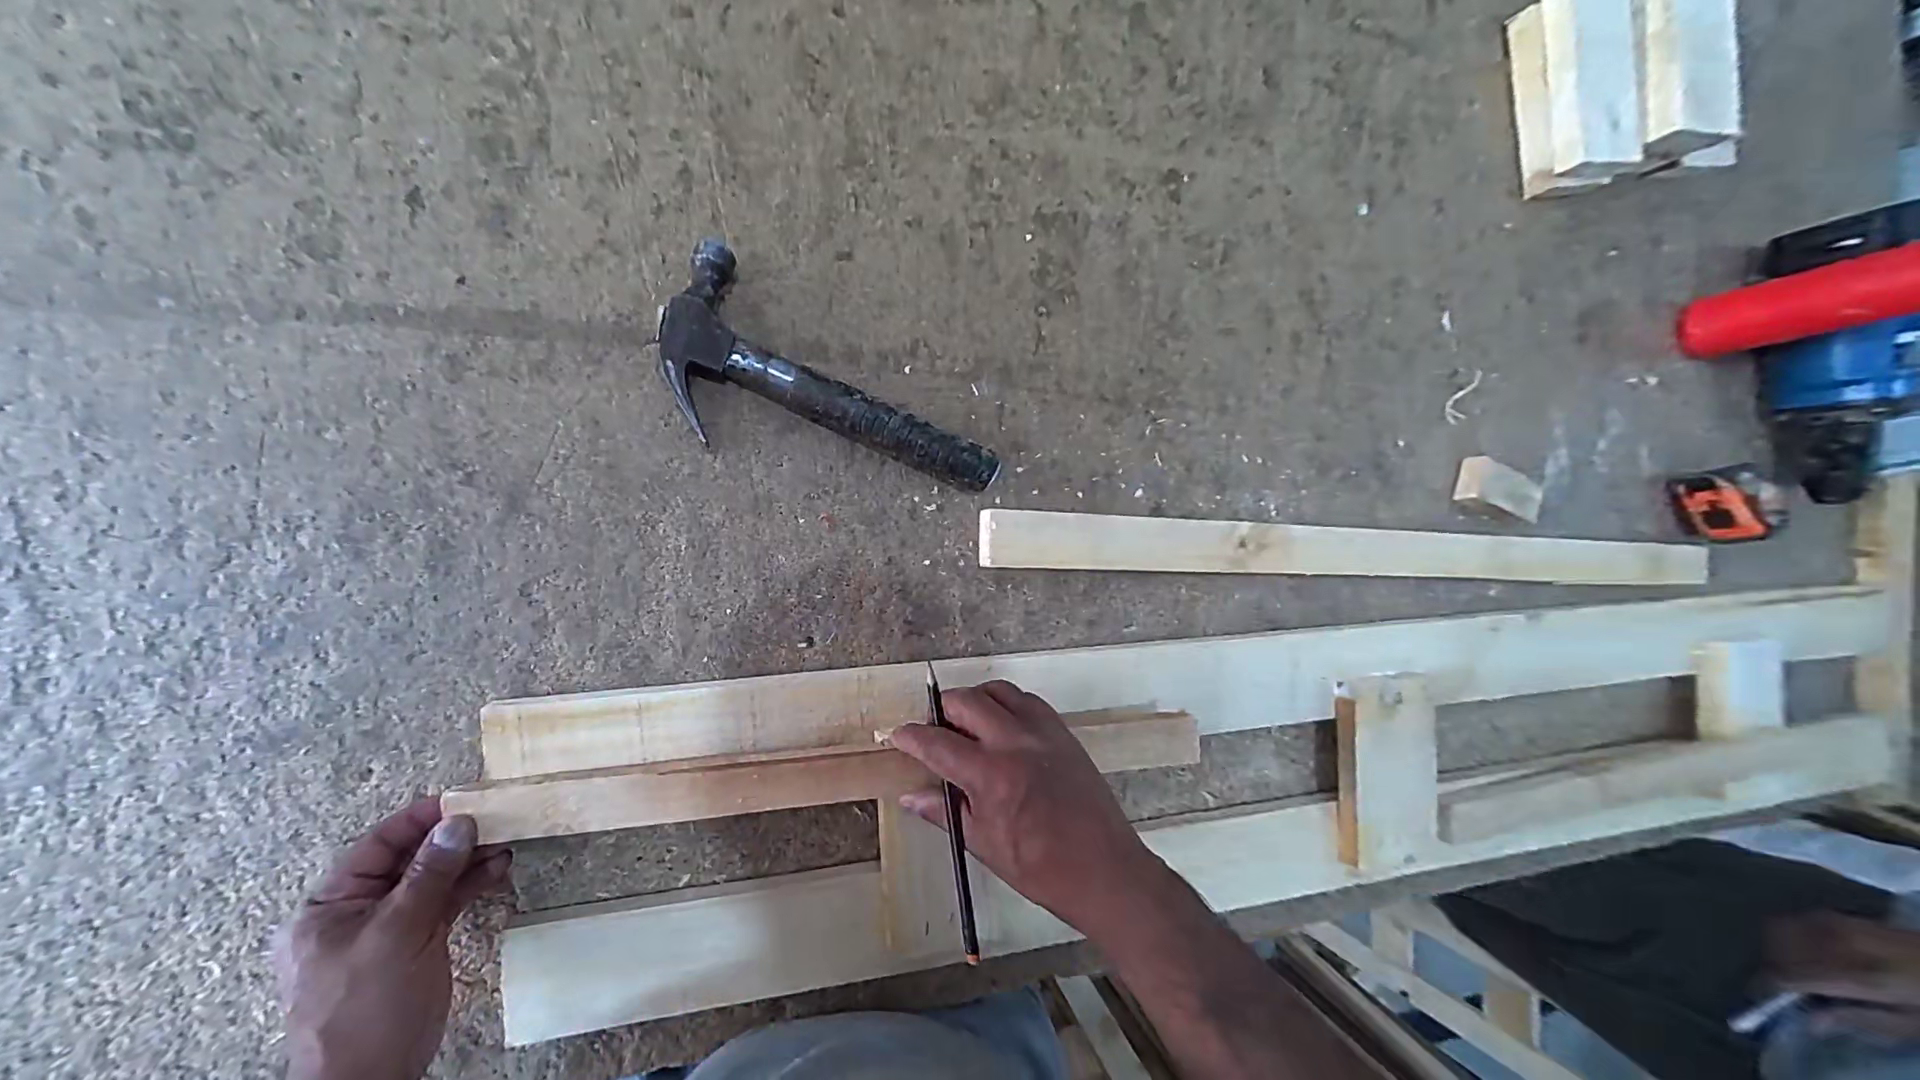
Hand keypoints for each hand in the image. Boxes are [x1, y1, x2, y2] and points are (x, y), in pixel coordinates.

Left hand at [275, 798, 512, 1079]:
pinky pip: (448, 899)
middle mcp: (360, 910)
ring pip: (435, 876)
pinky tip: (500, 867)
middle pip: (411, 858)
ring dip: (470, 857)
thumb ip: (428, 876)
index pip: (377, 846)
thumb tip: (458, 822)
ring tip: (506, 841)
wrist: (372, 1077)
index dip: (419, 820)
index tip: (463, 799)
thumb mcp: (395, 934)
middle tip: (496, 818)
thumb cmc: (364, 1006)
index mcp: (330, 907)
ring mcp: (393, 926)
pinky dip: (473, 881)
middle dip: (453, 838)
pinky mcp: (419, 940)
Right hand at [889, 680, 1175, 935]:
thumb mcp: (984, 846)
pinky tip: (1001, 726)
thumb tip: (910, 797)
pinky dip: (1006, 704)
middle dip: (940, 710)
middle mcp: (1015, 742)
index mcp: (992, 776)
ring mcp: (1043, 732)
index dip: (911, 736)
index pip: (938, 742)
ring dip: (974, 700)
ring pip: (998, 691)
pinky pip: (1027, 701)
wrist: (1105, 870)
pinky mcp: (1063, 732)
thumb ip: (945, 813)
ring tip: (965, 724)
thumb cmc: (1041, 868)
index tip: (897, 735)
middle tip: (933, 731)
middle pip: (966, 701)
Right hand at [1767, 912, 1919, 1041]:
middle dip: (1773, 965)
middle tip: (1782, 984)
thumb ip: (1860, 1021)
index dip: (1772, 986)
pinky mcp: (1835, 915)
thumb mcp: (1910, 1024)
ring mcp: (1835, 923)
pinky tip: (1806, 950)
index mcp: (1858, 976)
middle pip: (1777, 948)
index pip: (1789, 975)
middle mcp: (1837, 944)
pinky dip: (1788, 934)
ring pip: (1777, 928)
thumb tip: (1810, 1022)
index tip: (1766, 998)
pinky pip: (1793, 919)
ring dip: (1776, 947)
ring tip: (1792, 966)